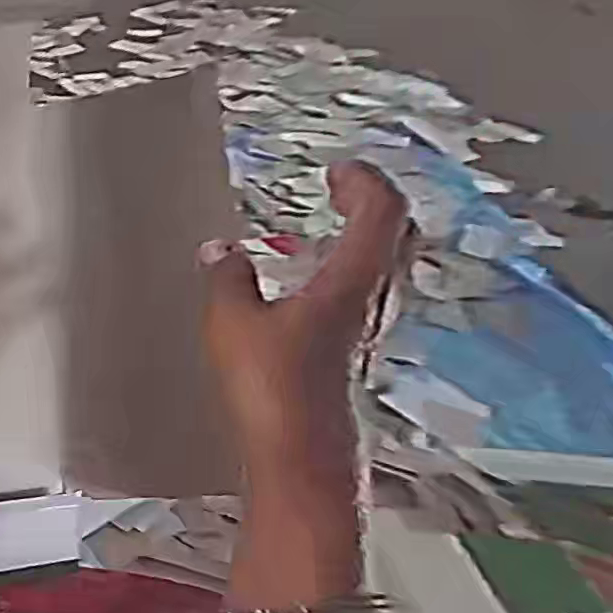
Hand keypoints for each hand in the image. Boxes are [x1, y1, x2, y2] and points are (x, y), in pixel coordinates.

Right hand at [200, 161, 408, 476]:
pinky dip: (336, 273)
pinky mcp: (346, 350)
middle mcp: (370, 300)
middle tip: (340, 191)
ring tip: (316, 235)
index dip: (362, 183)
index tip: (339, 168)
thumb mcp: (233, 321)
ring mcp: (362, 328)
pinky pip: (355, 294)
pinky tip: (301, 288)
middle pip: (392, 237)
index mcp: (351, 282)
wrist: (295, 444)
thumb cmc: (270, 381)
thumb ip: (227, 279)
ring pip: (377, 267)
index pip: (379, 213)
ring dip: (353, 240)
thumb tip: (220, 250)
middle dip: (368, 206)